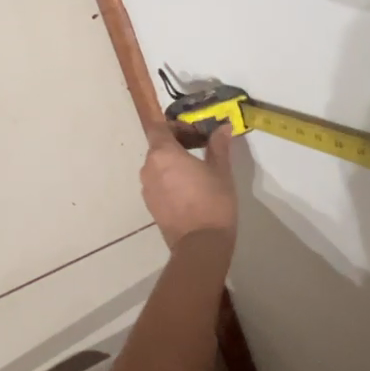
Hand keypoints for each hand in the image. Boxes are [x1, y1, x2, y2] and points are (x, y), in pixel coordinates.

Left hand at [140, 119, 237, 244]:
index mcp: (163, 154)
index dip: (175, 126)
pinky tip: (189, 190)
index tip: (194, 132)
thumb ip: (218, 145)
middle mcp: (148, 168)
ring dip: (173, 163)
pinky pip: (157, 183)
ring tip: (198, 171)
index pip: (159, 127)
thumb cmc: (213, 201)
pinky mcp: (149, 205)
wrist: (200, 244)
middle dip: (178, 143)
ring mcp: (146, 188)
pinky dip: (169, 180)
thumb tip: (223, 127)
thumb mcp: (221, 170)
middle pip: (158, 146)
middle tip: (202, 148)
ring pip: (158, 166)